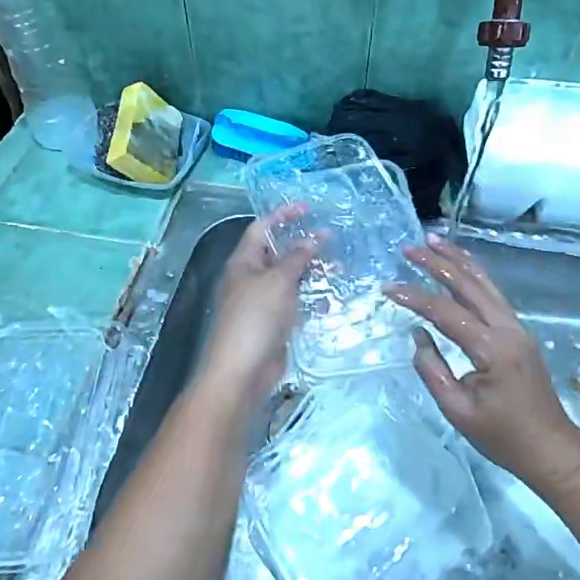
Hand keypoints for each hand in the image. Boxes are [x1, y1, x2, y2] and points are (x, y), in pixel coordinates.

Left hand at [199, 206, 315, 403]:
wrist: (241, 371)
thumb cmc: (255, 318)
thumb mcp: (278, 282)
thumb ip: (296, 258)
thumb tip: (313, 238)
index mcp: (242, 262)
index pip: (261, 228)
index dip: (282, 215)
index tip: (307, 208)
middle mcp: (249, 278)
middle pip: (276, 253)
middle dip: (301, 245)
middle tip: (331, 239)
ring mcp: (260, 302)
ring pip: (287, 279)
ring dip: (310, 272)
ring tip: (338, 268)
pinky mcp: (271, 324)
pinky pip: (292, 303)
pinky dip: (309, 299)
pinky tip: (328, 299)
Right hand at [385, 233, 579, 494]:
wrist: (552, 449)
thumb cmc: (503, 437)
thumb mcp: (457, 410)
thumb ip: (432, 369)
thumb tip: (418, 335)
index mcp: (492, 349)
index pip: (445, 312)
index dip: (414, 297)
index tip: (387, 288)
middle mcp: (507, 329)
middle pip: (468, 285)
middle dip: (436, 263)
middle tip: (407, 248)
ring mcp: (517, 327)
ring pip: (484, 282)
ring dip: (457, 260)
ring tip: (432, 240)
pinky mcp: (518, 331)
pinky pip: (492, 293)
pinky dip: (472, 273)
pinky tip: (458, 264)